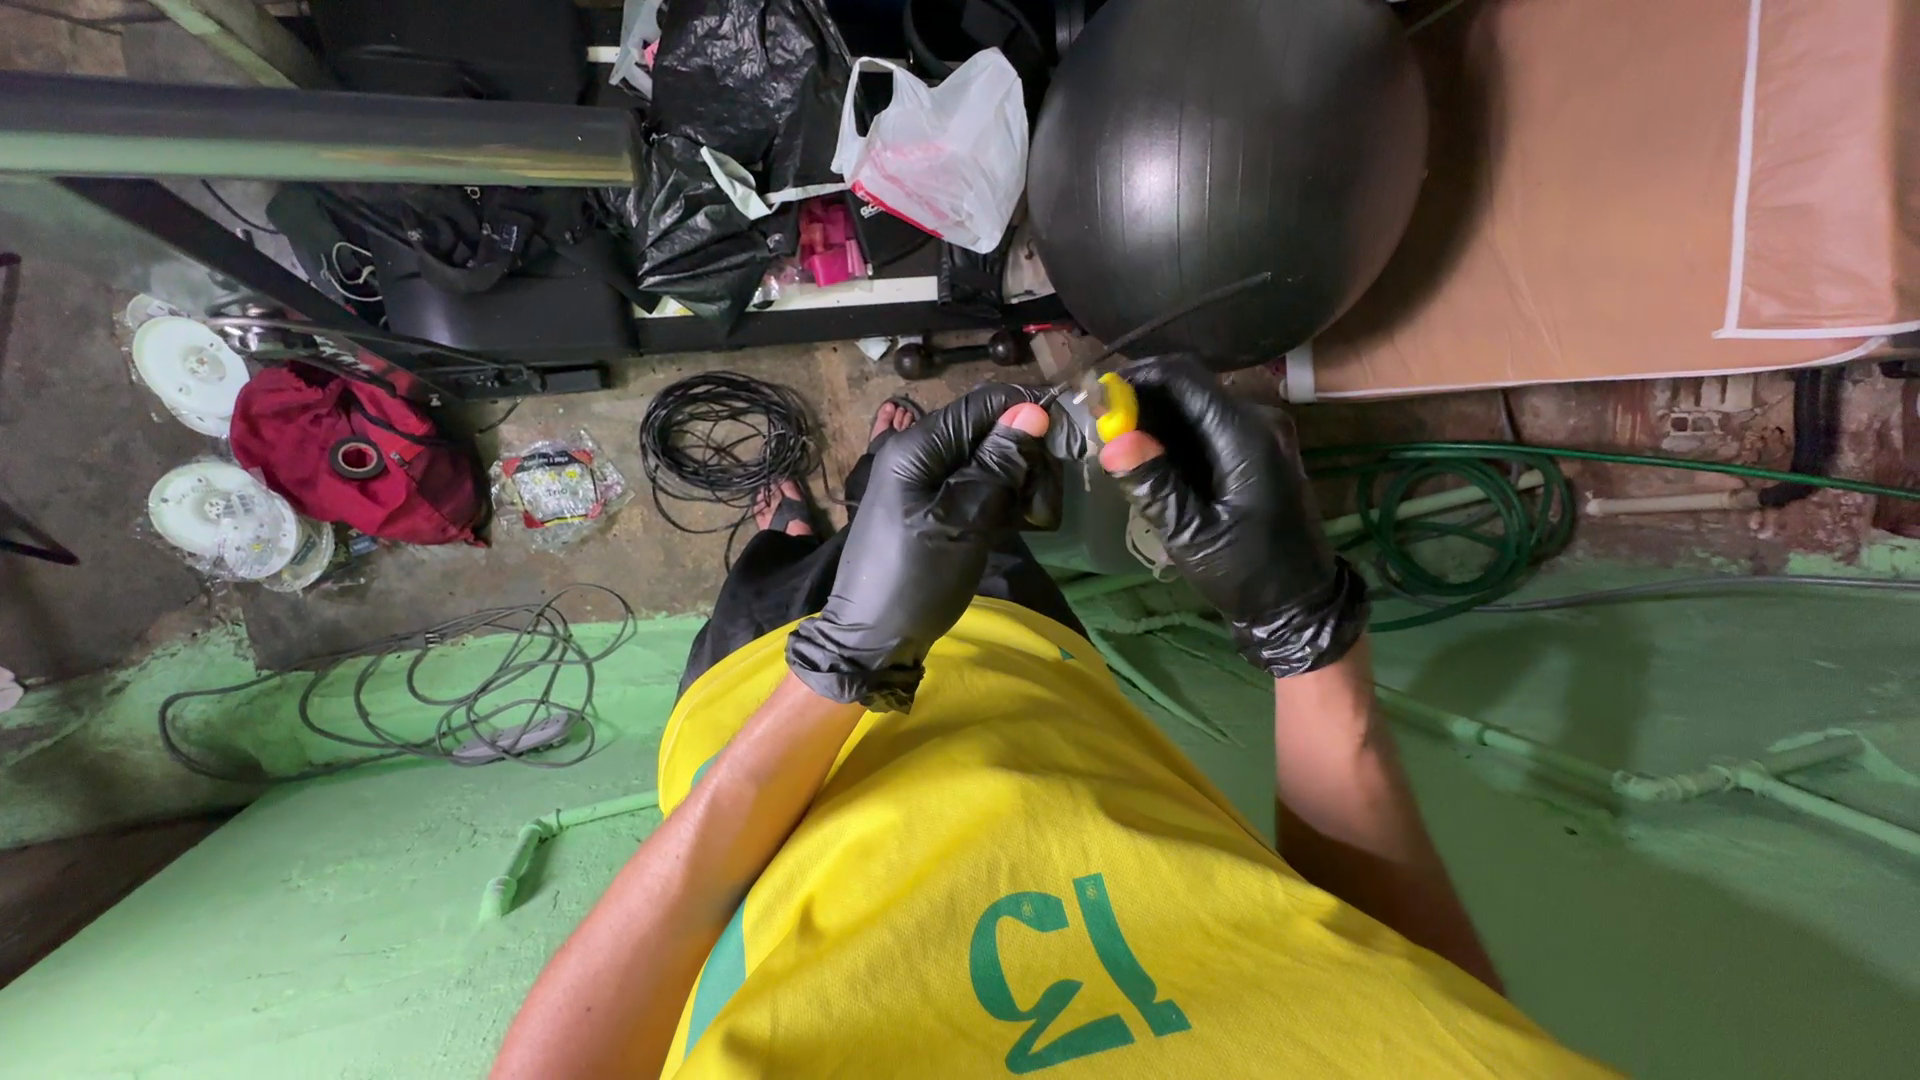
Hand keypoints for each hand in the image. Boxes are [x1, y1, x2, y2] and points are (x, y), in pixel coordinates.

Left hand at [787, 385, 1049, 709]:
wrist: (873, 638)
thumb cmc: (916, 578)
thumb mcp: (963, 521)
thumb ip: (996, 464)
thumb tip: (1032, 410)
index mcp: (915, 446)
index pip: (980, 404)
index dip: (1025, 411)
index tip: (1064, 436)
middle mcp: (915, 453)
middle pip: (983, 430)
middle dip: (1022, 453)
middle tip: (1047, 498)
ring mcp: (920, 481)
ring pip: (982, 459)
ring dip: (1015, 479)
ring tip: (1035, 515)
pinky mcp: (928, 507)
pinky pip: (971, 485)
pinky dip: (998, 498)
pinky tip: (1016, 521)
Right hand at [1097, 356, 1367, 676]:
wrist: (1298, 601)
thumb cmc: (1246, 571)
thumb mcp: (1192, 534)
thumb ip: (1153, 484)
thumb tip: (1112, 440)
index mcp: (1244, 434)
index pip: (1183, 377)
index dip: (1136, 379)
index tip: (1097, 400)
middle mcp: (1256, 420)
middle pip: (1187, 387)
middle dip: (1140, 400)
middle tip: (1101, 428)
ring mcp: (1259, 432)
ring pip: (1194, 405)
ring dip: (1154, 418)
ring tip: (1118, 446)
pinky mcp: (1254, 448)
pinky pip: (1205, 426)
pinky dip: (1173, 435)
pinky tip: (1150, 461)